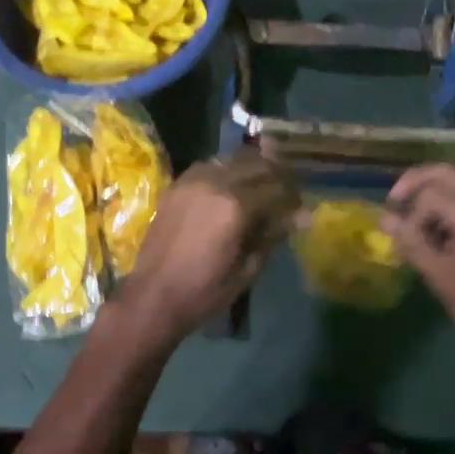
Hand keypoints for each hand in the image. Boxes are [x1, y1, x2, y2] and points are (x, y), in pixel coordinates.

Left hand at [110, 150, 297, 344]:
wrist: (153, 295)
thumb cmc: (204, 291)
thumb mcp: (247, 269)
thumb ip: (273, 234)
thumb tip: (302, 215)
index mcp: (236, 205)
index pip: (276, 186)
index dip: (293, 195)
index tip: (300, 207)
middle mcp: (216, 182)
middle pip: (257, 164)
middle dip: (276, 175)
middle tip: (285, 193)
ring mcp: (194, 178)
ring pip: (233, 159)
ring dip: (251, 168)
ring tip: (260, 186)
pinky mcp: (178, 183)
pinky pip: (209, 165)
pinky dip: (226, 170)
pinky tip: (230, 187)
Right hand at [382, 164, 454, 362]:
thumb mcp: (441, 277)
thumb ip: (411, 242)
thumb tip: (384, 219)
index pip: (429, 194)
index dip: (410, 215)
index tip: (402, 241)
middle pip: (445, 172)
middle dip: (417, 184)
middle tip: (397, 204)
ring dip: (434, 195)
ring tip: (419, 227)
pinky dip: (451, 205)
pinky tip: (442, 235)